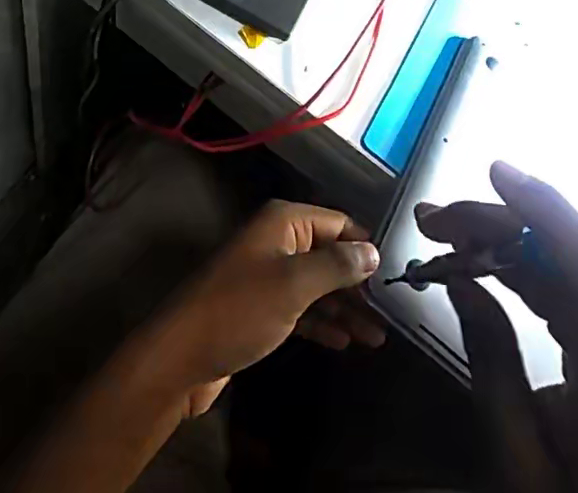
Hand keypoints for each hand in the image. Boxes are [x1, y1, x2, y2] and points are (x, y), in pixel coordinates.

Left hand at [149, 200, 386, 414]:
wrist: (182, 354)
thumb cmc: (239, 310)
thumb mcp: (293, 284)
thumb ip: (336, 265)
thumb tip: (372, 251)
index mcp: (282, 223)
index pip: (336, 223)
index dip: (365, 246)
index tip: (395, 274)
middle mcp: (275, 241)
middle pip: (329, 255)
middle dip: (358, 283)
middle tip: (391, 314)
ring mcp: (267, 275)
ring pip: (317, 285)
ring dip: (345, 308)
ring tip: (377, 337)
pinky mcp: (260, 307)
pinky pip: (301, 308)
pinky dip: (322, 322)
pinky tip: (345, 341)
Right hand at [417, 162, 577, 492]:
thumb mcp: (519, 454)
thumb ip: (490, 360)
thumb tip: (461, 282)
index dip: (548, 211)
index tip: (497, 172)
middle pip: (573, 259)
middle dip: (499, 225)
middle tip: (431, 220)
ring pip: (570, 268)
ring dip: (506, 243)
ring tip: (444, 233)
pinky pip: (575, 290)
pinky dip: (526, 269)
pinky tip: (485, 263)